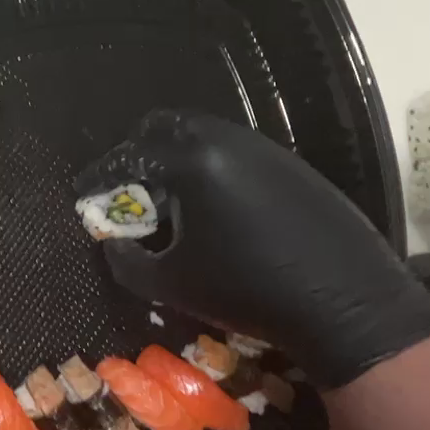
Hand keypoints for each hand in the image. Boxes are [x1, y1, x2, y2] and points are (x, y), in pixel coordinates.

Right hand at [76, 110, 429, 388]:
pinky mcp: (295, 168)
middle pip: (167, 125)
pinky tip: (217, 210)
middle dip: (137, 151)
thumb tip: (112, 243)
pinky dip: (212, 170)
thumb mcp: (169, 285)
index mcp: (193, 163)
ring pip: (206, 136)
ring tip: (171, 201)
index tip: (84, 192)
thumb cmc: (245, 292)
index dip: (98, 175)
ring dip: (177, 158)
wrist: (345, 305)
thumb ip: (125, 260)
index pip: (129, 155)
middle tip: (127, 187)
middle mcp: (228, 142)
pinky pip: (237, 155)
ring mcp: (267, 151)